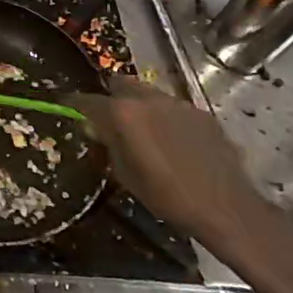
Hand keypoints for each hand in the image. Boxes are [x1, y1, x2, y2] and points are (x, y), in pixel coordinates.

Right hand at [62, 77, 271, 254]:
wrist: (226, 208)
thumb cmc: (167, 196)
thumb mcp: (124, 174)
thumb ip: (107, 143)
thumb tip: (95, 127)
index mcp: (123, 113)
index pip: (87, 99)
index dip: (73, 103)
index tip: (66, 107)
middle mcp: (148, 99)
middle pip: (118, 83)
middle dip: (109, 96)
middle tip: (108, 118)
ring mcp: (177, 103)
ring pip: (147, 93)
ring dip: (138, 105)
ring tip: (141, 131)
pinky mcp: (200, 112)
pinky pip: (171, 106)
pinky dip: (163, 116)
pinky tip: (171, 141)